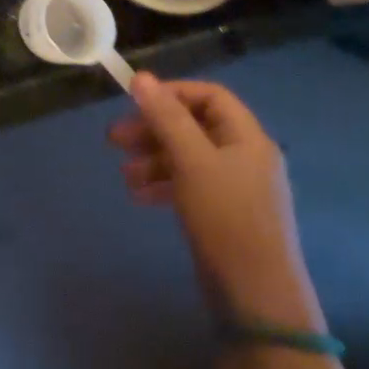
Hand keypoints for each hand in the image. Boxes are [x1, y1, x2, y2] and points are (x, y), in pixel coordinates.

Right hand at [110, 73, 326, 330]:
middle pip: (193, 125)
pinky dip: (161, 182)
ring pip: (186, 156)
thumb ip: (166, 117)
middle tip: (114, 139)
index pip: (210, 96)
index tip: (134, 103)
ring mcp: (234, 186)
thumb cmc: (225, 216)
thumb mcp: (191, 161)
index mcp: (247, 139)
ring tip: (124, 174)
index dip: (171, 93)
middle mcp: (244, 157)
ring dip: (151, 158)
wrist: (254, 291)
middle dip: (152, 128)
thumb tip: (141, 77)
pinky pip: (187, 183)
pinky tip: (138, 194)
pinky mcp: (222, 211)